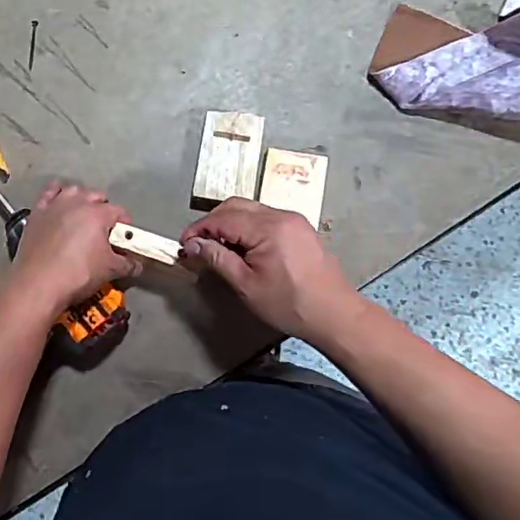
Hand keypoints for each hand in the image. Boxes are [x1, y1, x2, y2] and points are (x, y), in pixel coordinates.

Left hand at [8, 182, 140, 311]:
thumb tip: (136, 264)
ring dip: (81, 199)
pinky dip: (55, 194)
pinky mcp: (37, 213)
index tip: (125, 235)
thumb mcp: (110, 270)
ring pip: (73, 191)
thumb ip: (127, 264)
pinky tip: (58, 202)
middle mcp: (77, 203)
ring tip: (83, 215)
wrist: (38, 284)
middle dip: (104, 208)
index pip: (118, 211)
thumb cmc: (78, 275)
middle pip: (96, 196)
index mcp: (98, 214)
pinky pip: (48, 194)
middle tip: (105, 229)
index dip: (125, 223)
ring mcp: (54, 205)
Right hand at [181, 199, 366, 342]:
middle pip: (236, 206)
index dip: (199, 229)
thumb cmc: (289, 304)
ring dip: (230, 223)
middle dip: (212, 222)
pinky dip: (247, 227)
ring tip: (217, 247)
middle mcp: (281, 215)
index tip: (184, 244)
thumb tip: (193, 245)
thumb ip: (217, 259)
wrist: (334, 314)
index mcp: (267, 228)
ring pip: (251, 210)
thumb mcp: (246, 285)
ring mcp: (293, 220)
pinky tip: (242, 247)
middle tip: (198, 245)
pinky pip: (265, 218)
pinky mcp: (299, 228)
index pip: (222, 218)